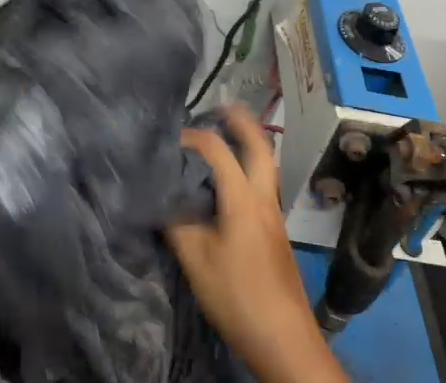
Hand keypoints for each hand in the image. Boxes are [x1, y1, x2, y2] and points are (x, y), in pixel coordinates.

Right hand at [167, 104, 347, 382]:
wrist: (285, 338)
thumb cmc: (238, 295)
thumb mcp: (196, 261)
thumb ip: (177, 223)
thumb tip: (160, 197)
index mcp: (244, 199)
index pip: (218, 150)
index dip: (194, 136)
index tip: (169, 136)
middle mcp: (265, 199)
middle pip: (260, 147)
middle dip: (242, 122)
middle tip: (222, 106)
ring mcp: (275, 216)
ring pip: (266, 167)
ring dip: (248, 145)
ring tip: (224, 137)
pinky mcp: (276, 233)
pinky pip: (263, 186)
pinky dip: (248, 170)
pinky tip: (229, 185)